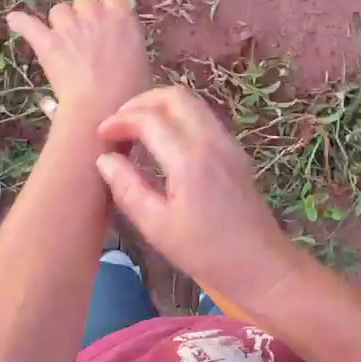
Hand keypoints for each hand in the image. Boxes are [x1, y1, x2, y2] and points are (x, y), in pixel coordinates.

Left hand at [8, 0, 151, 129]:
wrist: (101, 111)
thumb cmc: (130, 97)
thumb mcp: (143, 69)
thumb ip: (130, 50)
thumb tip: (121, 52)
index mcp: (124, 20)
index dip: (106, 9)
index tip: (106, 23)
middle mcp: (96, 16)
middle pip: (84, 1)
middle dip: (83, 15)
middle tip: (84, 38)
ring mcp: (70, 28)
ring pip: (59, 10)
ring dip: (60, 22)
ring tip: (61, 41)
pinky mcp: (48, 43)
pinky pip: (29, 25)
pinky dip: (21, 22)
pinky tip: (14, 20)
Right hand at [94, 86, 302, 306]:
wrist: (260, 265)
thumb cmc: (205, 252)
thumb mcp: (157, 227)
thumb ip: (128, 188)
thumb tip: (104, 160)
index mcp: (189, 158)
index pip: (148, 119)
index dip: (118, 122)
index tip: (100, 138)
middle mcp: (211, 140)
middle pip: (173, 96)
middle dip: (139, 103)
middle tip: (117, 126)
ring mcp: (227, 142)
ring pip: (190, 102)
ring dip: (158, 107)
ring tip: (135, 132)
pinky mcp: (234, 151)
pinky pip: (201, 117)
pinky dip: (176, 118)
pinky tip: (160, 143)